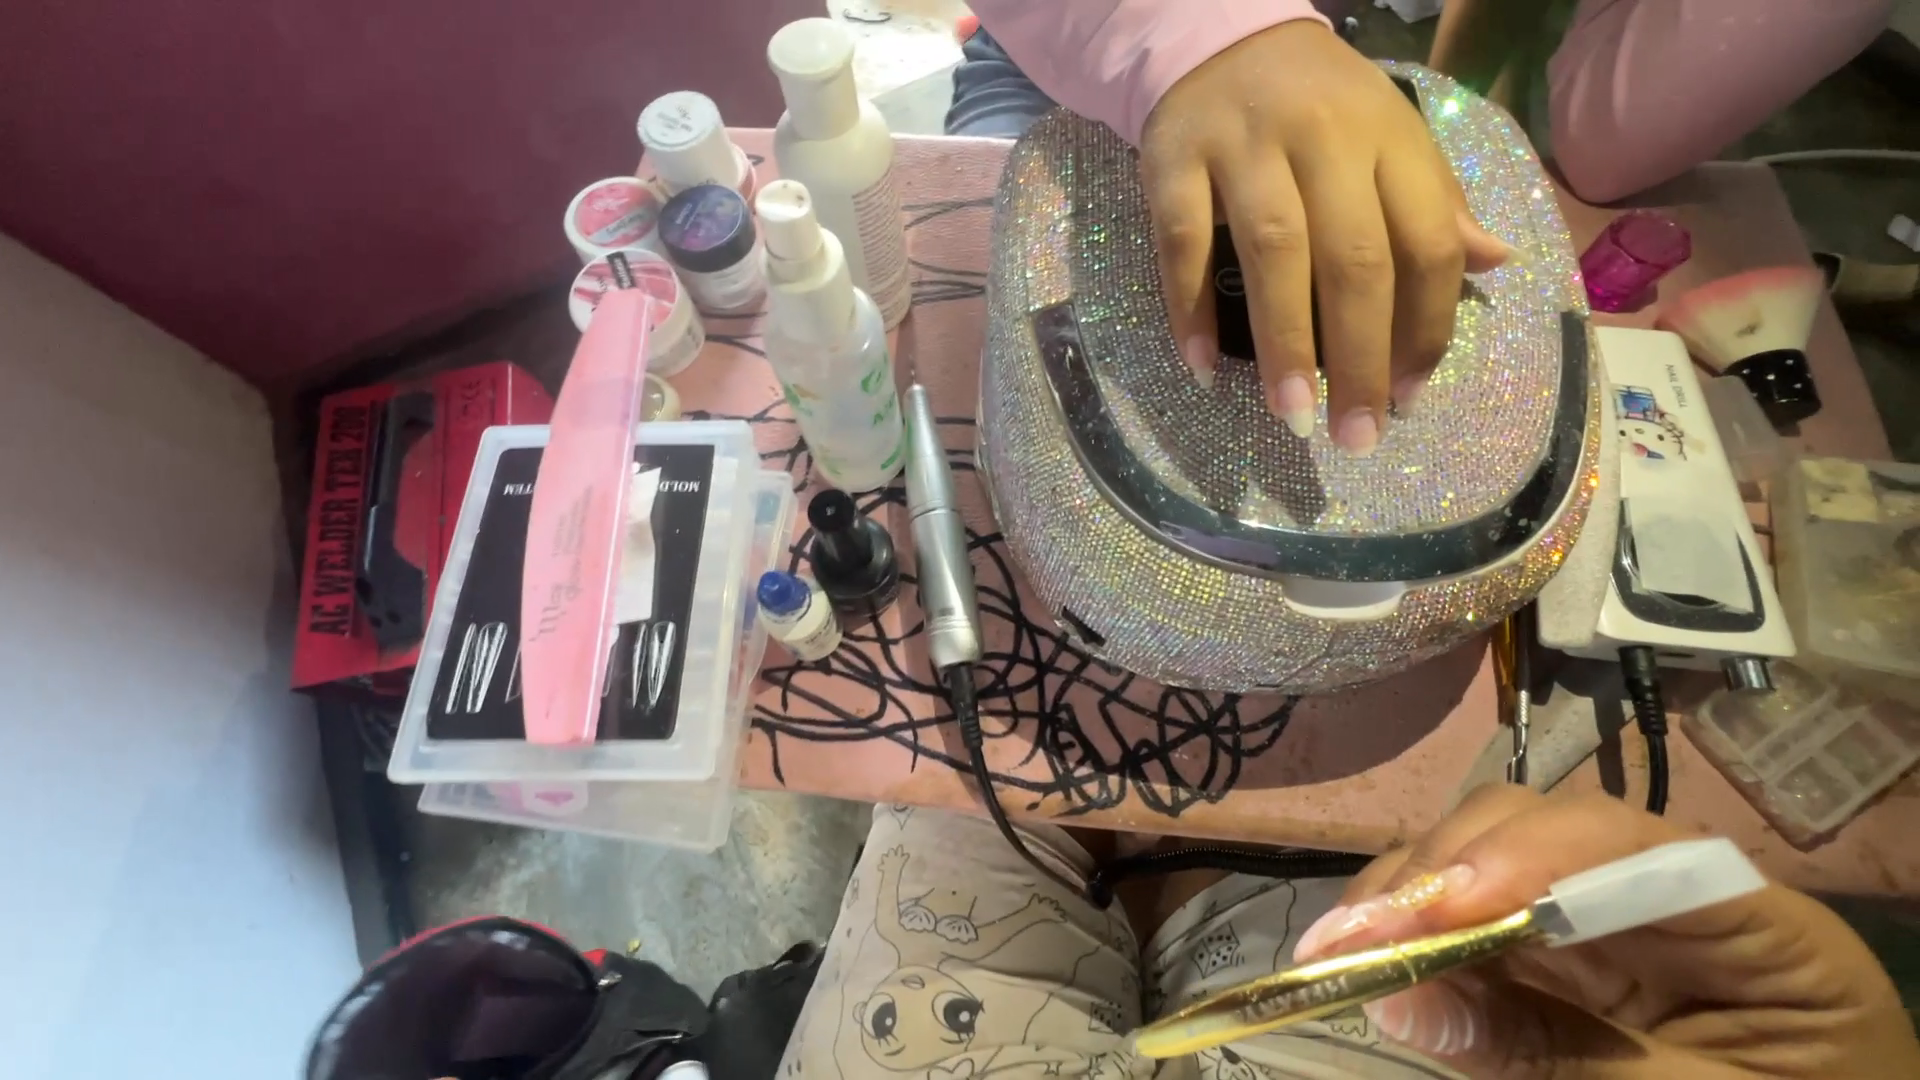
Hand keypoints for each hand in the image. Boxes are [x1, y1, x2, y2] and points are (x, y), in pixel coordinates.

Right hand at [1140, 21, 1510, 455]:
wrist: (1220, 41)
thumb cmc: (1314, 105)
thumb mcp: (1388, 136)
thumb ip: (1434, 200)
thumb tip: (1492, 266)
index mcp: (1388, 138)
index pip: (1425, 240)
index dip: (1424, 327)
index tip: (1409, 398)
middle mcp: (1322, 140)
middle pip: (1354, 259)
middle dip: (1360, 357)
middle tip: (1356, 437)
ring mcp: (1243, 151)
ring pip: (1273, 254)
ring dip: (1284, 344)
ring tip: (1293, 418)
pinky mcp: (1174, 166)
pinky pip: (1184, 247)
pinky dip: (1191, 309)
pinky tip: (1201, 369)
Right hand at [1294, 786, 1919, 1077]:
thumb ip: (1546, 1052)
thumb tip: (1390, 1000)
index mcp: (1755, 930)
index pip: (1630, 845)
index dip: (1528, 855)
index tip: (1443, 907)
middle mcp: (1651, 890)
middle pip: (1528, 825)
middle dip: (1443, 870)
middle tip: (1371, 930)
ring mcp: (1579, 906)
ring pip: (1470, 846)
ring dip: (1403, 890)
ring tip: (1346, 940)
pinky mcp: (1524, 936)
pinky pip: (1449, 902)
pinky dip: (1399, 920)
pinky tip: (1359, 944)